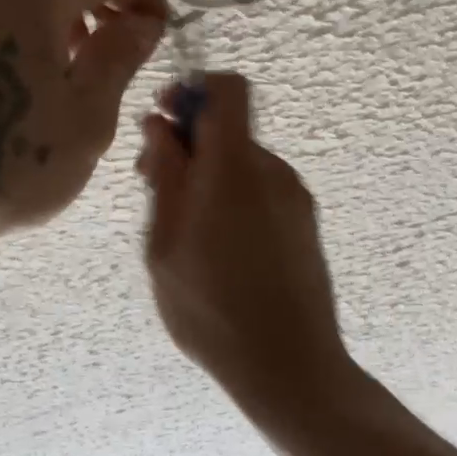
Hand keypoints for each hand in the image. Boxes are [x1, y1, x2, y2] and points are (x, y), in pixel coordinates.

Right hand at [137, 73, 351, 399]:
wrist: (290, 366)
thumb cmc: (212, 309)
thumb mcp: (165, 245)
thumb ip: (164, 178)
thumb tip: (160, 127)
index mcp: (235, 168)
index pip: (227, 89)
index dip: (192, 91)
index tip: (163, 118)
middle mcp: (272, 171)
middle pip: (229, 129)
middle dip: (187, 144)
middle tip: (152, 185)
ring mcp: (294, 198)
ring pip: (241, 162)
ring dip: (207, 176)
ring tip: (180, 229)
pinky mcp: (304, 224)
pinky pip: (260, 189)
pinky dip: (231, 197)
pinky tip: (215, 247)